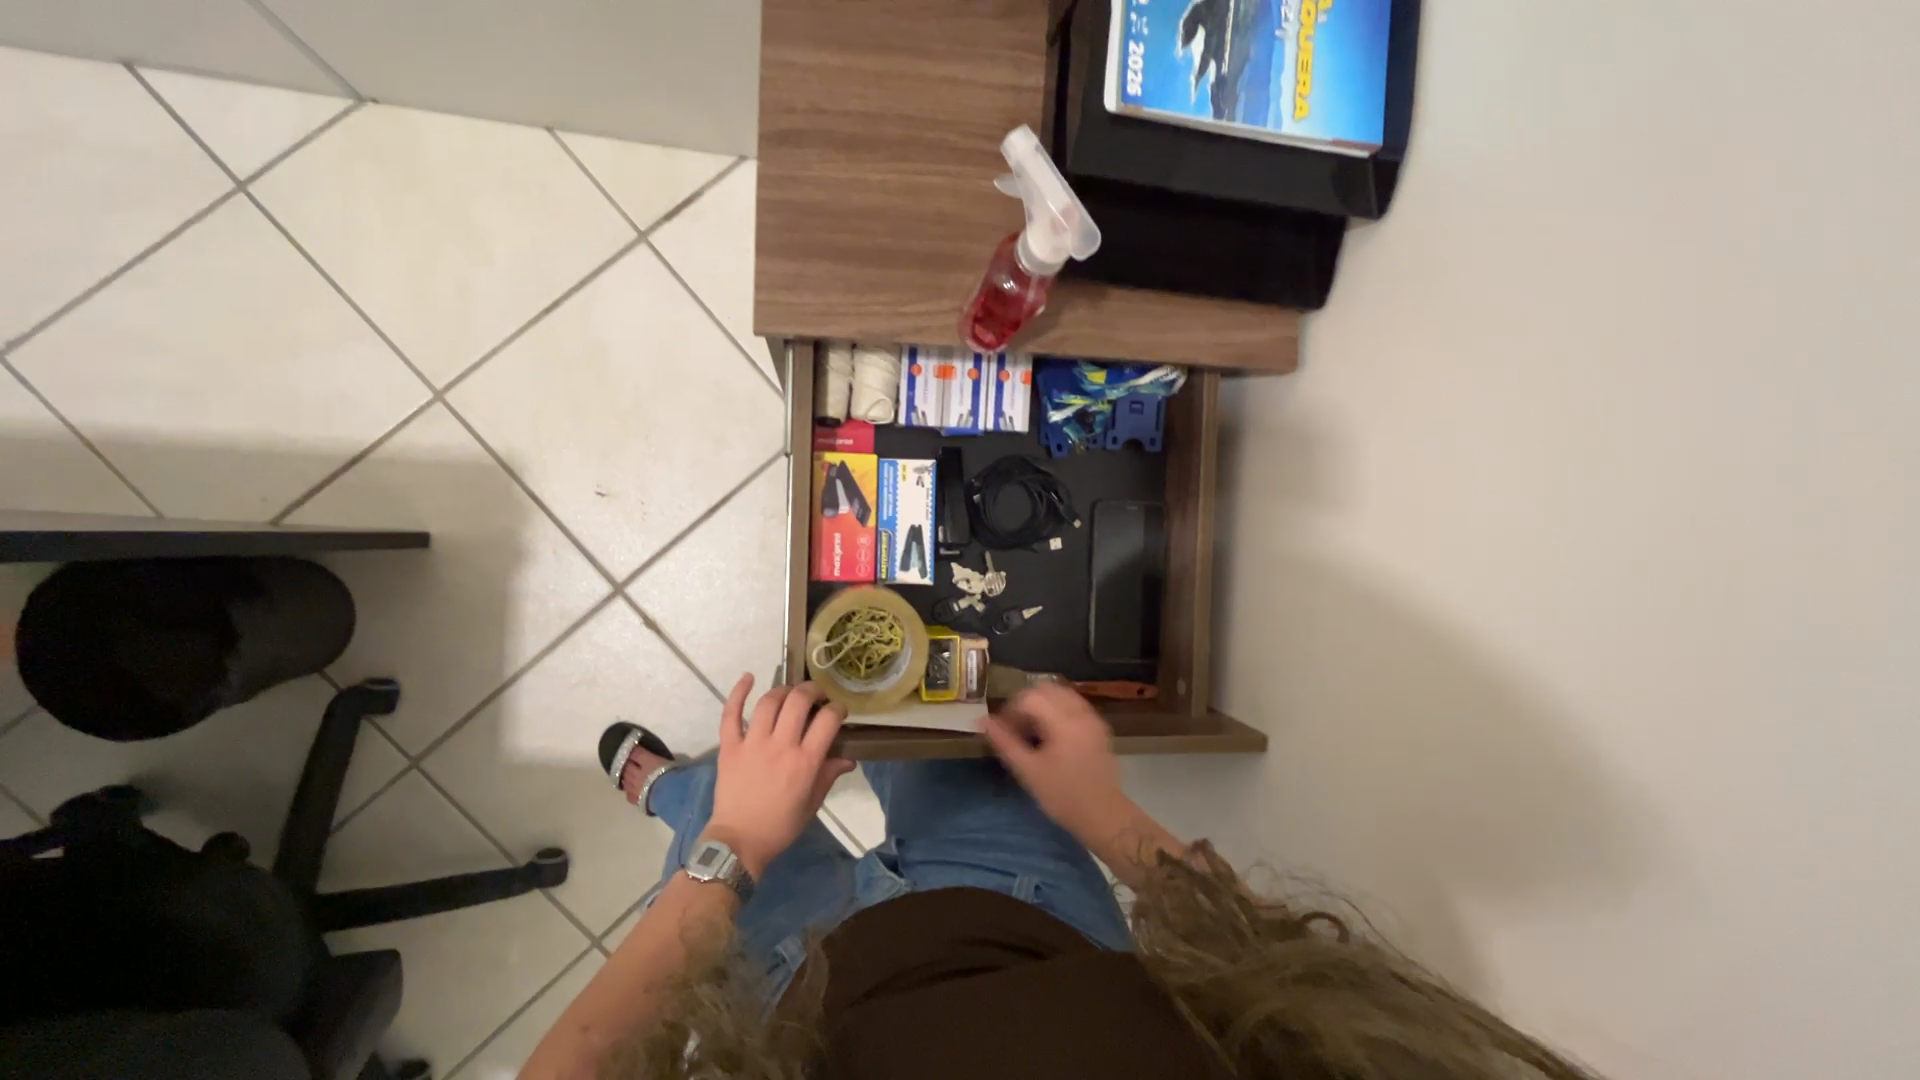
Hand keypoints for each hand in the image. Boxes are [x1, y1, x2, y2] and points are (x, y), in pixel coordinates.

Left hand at [704, 677, 853, 877]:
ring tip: (791, 693)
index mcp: (805, 762)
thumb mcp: (812, 803)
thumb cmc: (780, 826)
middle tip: (817, 695)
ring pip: (769, 702)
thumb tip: (847, 758)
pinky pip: (731, 713)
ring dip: (784, 690)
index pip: (828, 721)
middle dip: (813, 691)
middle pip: (799, 701)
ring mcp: (752, 743)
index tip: (838, 711)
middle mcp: (780, 746)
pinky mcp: (729, 747)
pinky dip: (738, 692)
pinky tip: (748, 677)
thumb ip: (829, 775)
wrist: (739, 841)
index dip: (837, 709)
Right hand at [979, 683, 1132, 841]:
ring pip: (1061, 694)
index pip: (1030, 697)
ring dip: (1042, 705)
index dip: (1011, 710)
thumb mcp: (1028, 771)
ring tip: (1032, 731)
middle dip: (1026, 703)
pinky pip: (1073, 705)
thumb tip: (982, 721)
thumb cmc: (1062, 796)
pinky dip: (1057, 710)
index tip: (1003, 731)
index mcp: (1064, 722)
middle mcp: (1081, 712)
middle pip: (1046, 689)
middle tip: (1016, 728)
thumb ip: (1004, 742)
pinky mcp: (1099, 726)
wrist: (1103, 816)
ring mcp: (1093, 718)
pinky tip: (1051, 734)